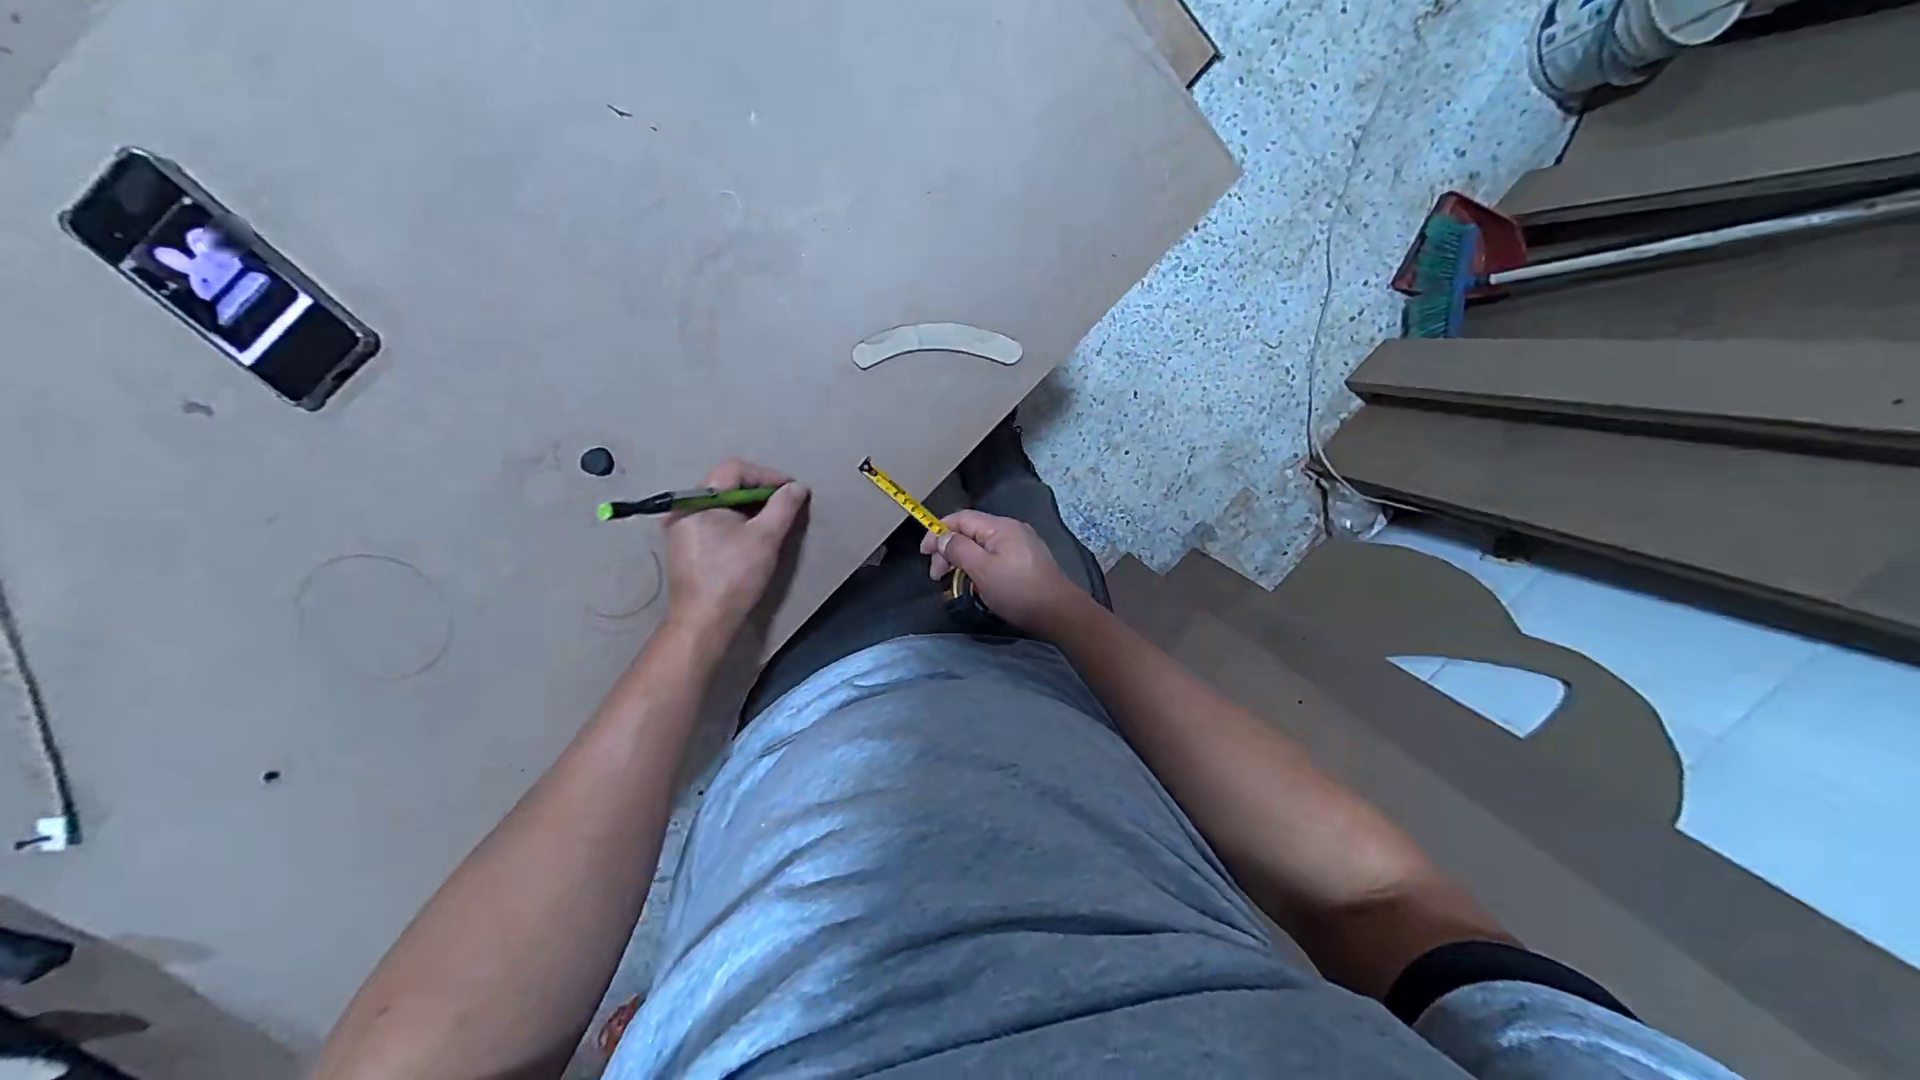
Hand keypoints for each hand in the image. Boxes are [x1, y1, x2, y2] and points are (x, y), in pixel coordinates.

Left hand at [662, 459, 809, 640]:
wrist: (703, 622)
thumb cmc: (734, 576)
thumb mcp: (765, 538)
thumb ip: (783, 507)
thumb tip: (796, 487)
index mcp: (698, 500)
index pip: (735, 469)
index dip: (767, 475)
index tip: (791, 491)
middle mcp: (683, 508)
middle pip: (726, 484)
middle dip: (760, 491)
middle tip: (785, 506)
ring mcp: (680, 528)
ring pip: (721, 504)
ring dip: (749, 508)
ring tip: (772, 523)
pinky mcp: (684, 547)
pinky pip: (713, 522)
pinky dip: (736, 522)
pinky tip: (751, 539)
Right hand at [919, 510, 1088, 635]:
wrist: (1059, 612)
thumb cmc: (1018, 591)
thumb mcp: (982, 570)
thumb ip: (958, 550)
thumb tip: (942, 537)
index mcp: (1000, 527)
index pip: (960, 518)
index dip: (938, 531)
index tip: (924, 554)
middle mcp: (1011, 529)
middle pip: (970, 531)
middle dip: (949, 550)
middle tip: (937, 576)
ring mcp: (1020, 544)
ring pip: (981, 545)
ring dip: (962, 560)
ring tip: (953, 582)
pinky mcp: (1026, 560)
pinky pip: (994, 556)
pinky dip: (978, 566)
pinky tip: (975, 583)